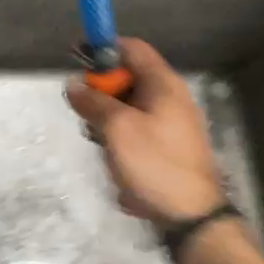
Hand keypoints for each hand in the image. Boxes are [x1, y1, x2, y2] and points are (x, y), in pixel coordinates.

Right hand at [66, 38, 223, 225]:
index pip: (131, 48)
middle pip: (127, 77)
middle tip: (84, 111)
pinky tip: (111, 155)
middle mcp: (170, 97)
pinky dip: (118, 134)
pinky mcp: (165, 145)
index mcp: (164, 84)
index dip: (103, 50)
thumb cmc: (154, 163)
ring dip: (106, 116)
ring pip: (127, 104)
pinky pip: (134, 126)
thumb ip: (93, 102)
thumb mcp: (117, 129)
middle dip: (101, 90)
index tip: (77, 63)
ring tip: (97, 138)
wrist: (190, 214)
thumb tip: (73, 83)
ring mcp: (169, 122)